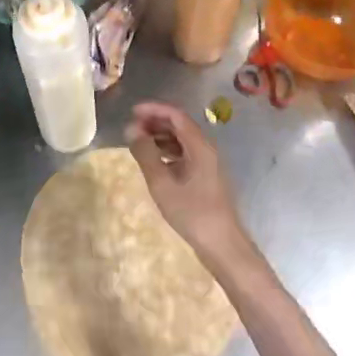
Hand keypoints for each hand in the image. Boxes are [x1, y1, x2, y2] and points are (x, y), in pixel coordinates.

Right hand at [125, 101, 253, 267]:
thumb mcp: (162, 183)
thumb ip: (146, 154)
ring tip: (138, 143)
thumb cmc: (192, 213)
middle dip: (155, 122)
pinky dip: (167, 151)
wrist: (222, 245)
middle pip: (180, 126)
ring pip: (182, 140)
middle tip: (131, 127)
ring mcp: (207, 164)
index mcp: (199, 147)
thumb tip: (131, 130)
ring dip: (160, 137)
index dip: (154, 109)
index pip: (176, 116)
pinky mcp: (205, 178)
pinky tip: (154, 162)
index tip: (132, 112)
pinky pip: (185, 154)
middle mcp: (206, 150)